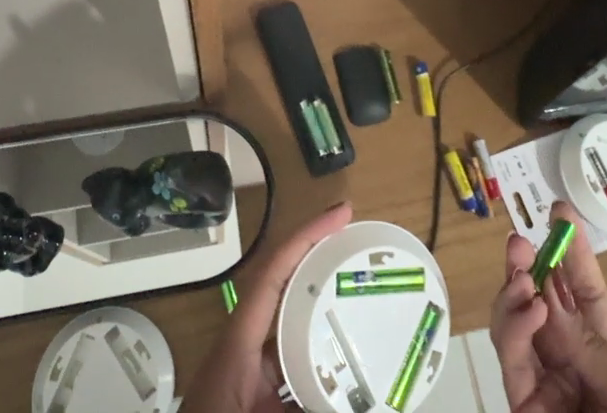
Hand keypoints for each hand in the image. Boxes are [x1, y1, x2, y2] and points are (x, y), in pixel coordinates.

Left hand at [181, 201, 352, 412]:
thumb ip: (308, 403)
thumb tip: (364, 398)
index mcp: (235, 350)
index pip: (272, 277)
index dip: (305, 239)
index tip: (340, 213)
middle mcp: (243, 356)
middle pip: (286, 298)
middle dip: (322, 272)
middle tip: (363, 253)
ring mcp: (249, 382)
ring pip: (294, 339)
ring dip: (328, 322)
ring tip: (370, 308)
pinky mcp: (256, 402)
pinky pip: (294, 377)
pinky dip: (322, 370)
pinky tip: (356, 380)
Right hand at [489, 202, 606, 412]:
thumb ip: (589, 349)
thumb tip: (546, 297)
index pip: (586, 297)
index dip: (574, 257)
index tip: (560, 214)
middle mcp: (569, 365)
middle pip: (543, 304)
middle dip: (531, 266)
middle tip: (519, 238)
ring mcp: (541, 386)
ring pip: (515, 325)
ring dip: (514, 292)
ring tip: (521, 273)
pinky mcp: (519, 406)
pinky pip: (511, 360)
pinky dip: (514, 328)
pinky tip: (529, 306)